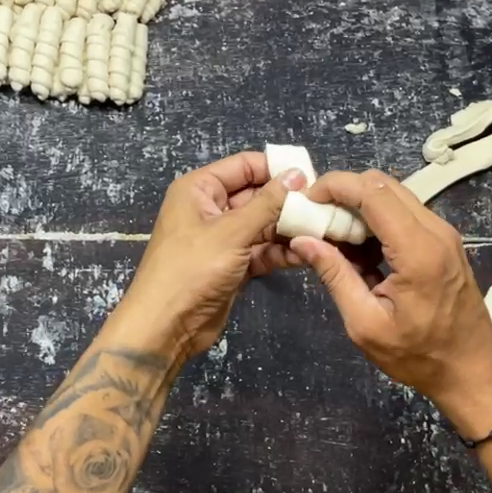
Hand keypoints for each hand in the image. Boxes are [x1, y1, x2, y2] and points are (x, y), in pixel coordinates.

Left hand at [109, 152, 307, 362]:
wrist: (166, 326)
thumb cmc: (193, 268)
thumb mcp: (232, 231)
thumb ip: (268, 202)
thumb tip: (298, 174)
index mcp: (200, 188)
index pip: (244, 166)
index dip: (276, 168)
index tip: (313, 176)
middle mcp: (211, 208)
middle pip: (257, 194)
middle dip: (288, 201)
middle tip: (324, 207)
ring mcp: (223, 238)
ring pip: (263, 224)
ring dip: (289, 228)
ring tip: (323, 230)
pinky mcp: (233, 264)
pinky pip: (262, 250)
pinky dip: (282, 251)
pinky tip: (308, 253)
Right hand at [290, 170, 491, 436]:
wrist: (474, 372)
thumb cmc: (419, 356)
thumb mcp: (366, 324)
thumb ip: (335, 276)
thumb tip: (302, 240)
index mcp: (418, 251)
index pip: (372, 193)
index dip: (335, 186)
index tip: (306, 201)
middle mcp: (436, 231)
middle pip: (383, 184)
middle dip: (344, 191)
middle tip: (315, 216)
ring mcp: (443, 233)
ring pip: (394, 194)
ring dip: (360, 204)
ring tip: (332, 233)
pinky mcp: (443, 240)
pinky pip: (404, 211)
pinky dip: (376, 217)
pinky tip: (358, 246)